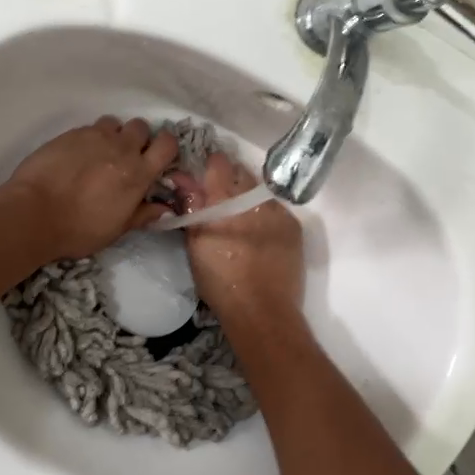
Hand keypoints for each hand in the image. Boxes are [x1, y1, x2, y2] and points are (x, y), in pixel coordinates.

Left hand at [4, 117, 178, 261]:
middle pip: (141, 127)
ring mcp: (94, 137)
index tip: (157, 158)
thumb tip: (165, 209)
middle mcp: (121, 148)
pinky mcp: (70, 133)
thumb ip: (142, 214)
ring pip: (114, 122)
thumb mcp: (116, 229)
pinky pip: (88, 128)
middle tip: (125, 157)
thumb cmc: (79, 229)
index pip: (167, 144)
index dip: (166, 147)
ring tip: (99, 153)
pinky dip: (89, 138)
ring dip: (112, 134)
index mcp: (138, 173)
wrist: (34, 213)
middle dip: (138, 138)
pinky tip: (76, 156)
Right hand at [169, 153, 304, 330]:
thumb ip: (190, 208)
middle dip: (232, 180)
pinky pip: (277, 209)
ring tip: (245, 218)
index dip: (212, 166)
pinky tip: (263, 234)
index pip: (218, 164)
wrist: (262, 310)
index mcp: (222, 201)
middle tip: (224, 200)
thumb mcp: (195, 245)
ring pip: (260, 190)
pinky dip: (267, 214)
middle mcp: (251, 199)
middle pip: (241, 172)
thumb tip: (182, 179)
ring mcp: (276, 211)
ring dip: (250, 197)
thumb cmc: (220, 282)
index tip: (207, 177)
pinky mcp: (293, 225)